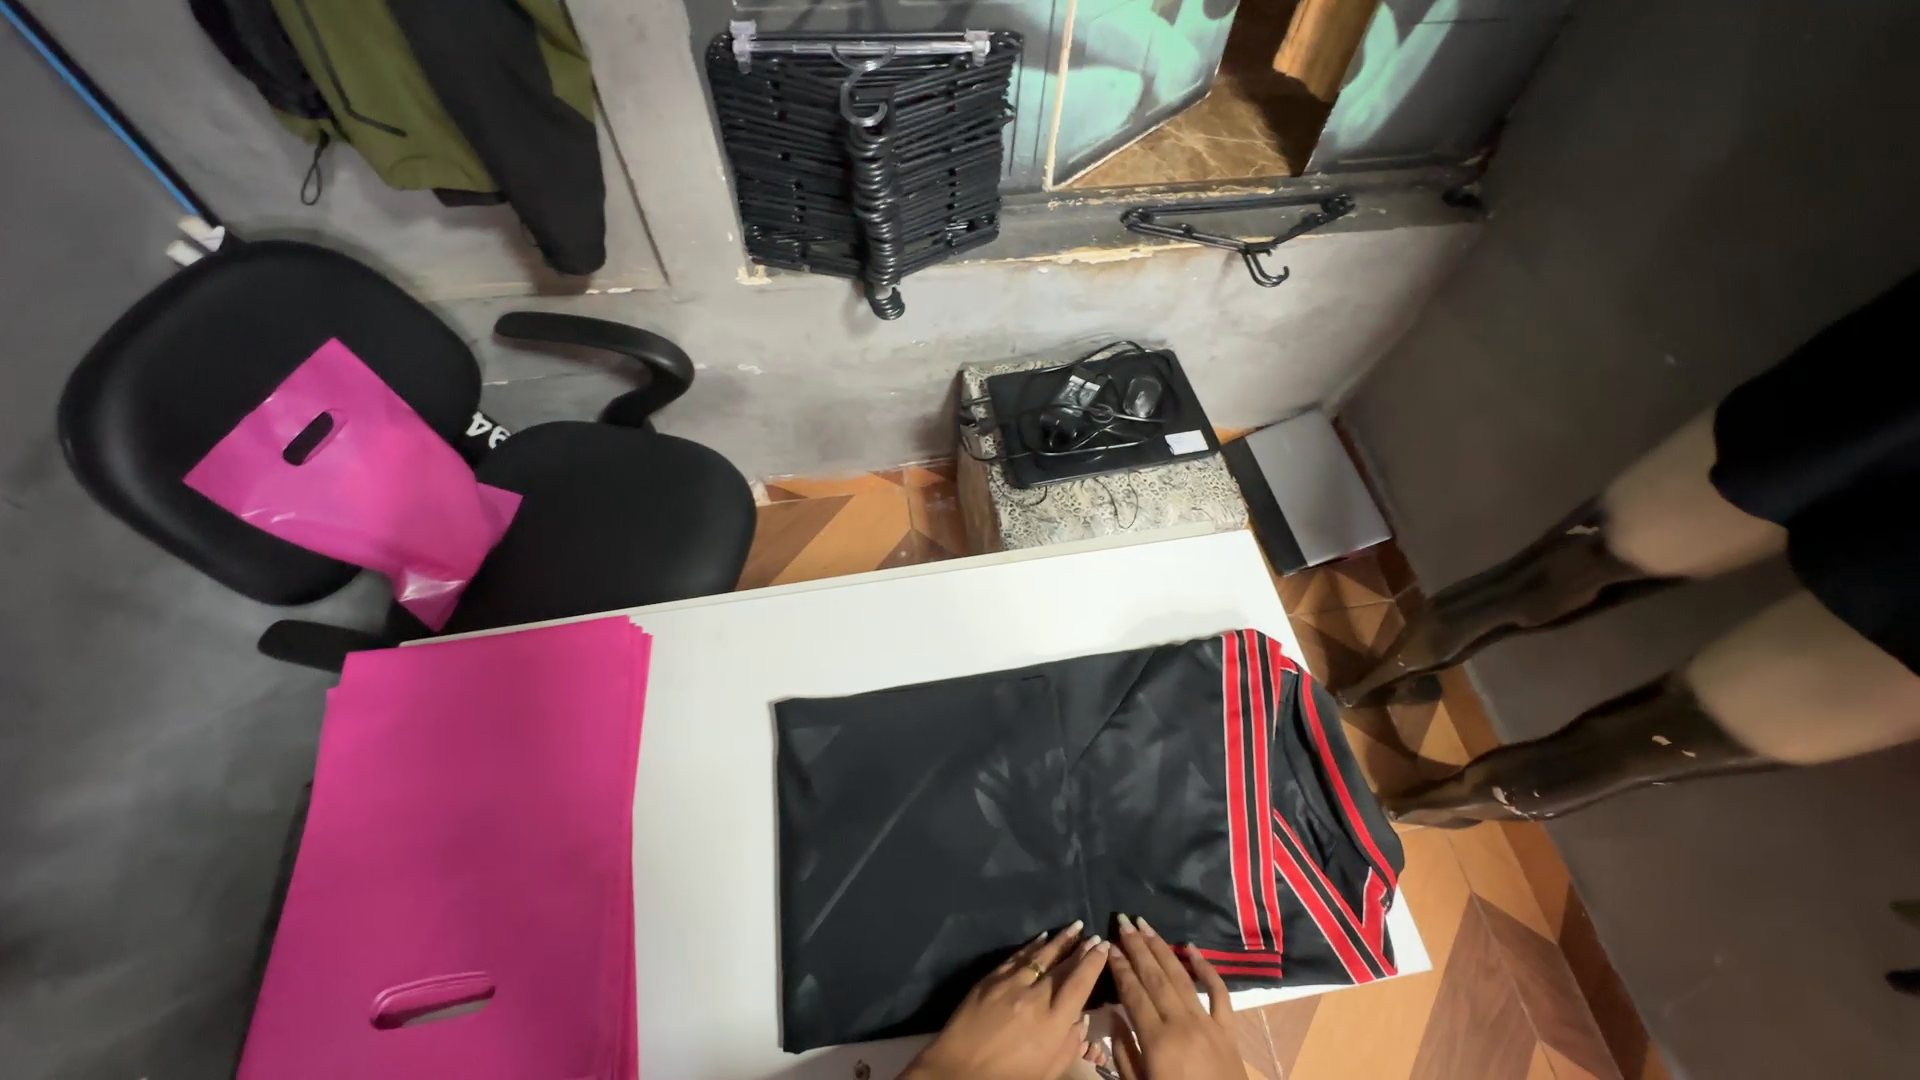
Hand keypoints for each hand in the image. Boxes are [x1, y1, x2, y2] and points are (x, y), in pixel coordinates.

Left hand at [901, 921, 1111, 1079]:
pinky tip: (1042, 937)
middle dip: (1080, 949)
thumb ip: (1069, 1045)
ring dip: (1060, 940)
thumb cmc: (1009, 1078)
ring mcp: (1011, 983)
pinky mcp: (991, 978)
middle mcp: (1035, 996)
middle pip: (1063, 966)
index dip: (1093, 963)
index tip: (1103, 946)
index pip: (1080, 983)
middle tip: (1093, 935)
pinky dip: (1032, 946)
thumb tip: (1081, 1018)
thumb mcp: (1048, 1071)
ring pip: (1041, 955)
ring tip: (1074, 927)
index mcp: (1052, 1022)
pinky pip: (1017, 957)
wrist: (958, 1071)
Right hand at [1107, 914, 1242, 1079]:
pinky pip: (1219, 993)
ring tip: (1145, 924)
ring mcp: (1208, 1024)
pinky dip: (1206, 968)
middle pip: (1155, 976)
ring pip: (1181, 977)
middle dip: (1137, 946)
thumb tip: (1114, 1014)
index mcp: (1158, 1041)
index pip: (1133, 992)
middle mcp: (1182, 1024)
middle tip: (1123, 920)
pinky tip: (1192, 948)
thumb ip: (1124, 1053)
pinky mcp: (1228, 1031)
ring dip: (1161, 948)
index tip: (1107, 944)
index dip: (1119, 967)